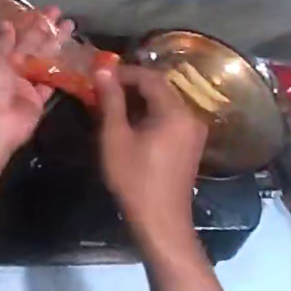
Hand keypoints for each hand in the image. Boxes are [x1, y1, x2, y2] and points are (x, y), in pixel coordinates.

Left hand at [0, 8, 66, 160]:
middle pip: (30, 45)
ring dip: (56, 45)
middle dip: (45, 29)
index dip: (26, 22)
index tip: (42, 10)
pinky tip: (73, 57)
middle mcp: (8, 68)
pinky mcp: (37, 100)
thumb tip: (7, 24)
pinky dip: (61, 71)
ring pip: (42, 61)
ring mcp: (24, 84)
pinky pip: (50, 83)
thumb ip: (1, 42)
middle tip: (61, 14)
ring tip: (71, 28)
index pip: (12, 35)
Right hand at [93, 65, 208, 243]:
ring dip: (137, 98)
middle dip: (129, 84)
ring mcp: (193, 131)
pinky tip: (127, 122)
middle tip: (101, 89)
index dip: (123, 72)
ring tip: (109, 104)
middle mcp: (190, 116)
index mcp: (175, 112)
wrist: (161, 221)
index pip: (149, 77)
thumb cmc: (134, 178)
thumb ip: (111, 100)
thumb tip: (103, 69)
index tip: (98, 76)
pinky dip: (148, 112)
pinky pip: (168, 116)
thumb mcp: (115, 137)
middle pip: (160, 87)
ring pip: (164, 101)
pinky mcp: (189, 143)